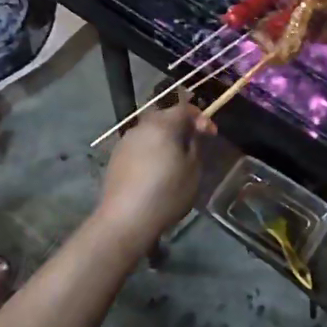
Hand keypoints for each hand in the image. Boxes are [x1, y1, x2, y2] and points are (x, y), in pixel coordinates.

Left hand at [94, 104, 212, 242]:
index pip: (183, 108)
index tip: (210, 134)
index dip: (200, 117)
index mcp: (162, 125)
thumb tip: (193, 132)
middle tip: (193, 145)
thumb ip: (195, 144)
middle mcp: (140, 127)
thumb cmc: (167, 192)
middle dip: (180, 127)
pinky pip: (138, 147)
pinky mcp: (115, 158)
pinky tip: (154, 172)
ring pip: (149, 132)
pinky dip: (150, 152)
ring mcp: (124, 142)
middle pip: (164, 117)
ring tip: (174, 160)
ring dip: (163, 140)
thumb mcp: (193, 169)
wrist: (126, 218)